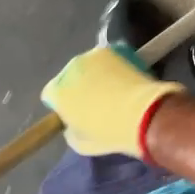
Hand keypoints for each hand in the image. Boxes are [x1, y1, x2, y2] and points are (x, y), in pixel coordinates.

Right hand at [40, 44, 184, 158]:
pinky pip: (104, 59)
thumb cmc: (110, 134)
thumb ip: (71, 130)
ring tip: (112, 88)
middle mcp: (67, 70)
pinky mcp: (110, 49)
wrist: (143, 114)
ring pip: (87, 66)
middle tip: (95, 100)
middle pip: (68, 77)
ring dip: (94, 75)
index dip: (63, 104)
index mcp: (56, 93)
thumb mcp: (82, 144)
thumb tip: (73, 124)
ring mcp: (89, 57)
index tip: (75, 112)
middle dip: (78, 87)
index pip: (51, 95)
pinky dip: (111, 66)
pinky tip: (122, 78)